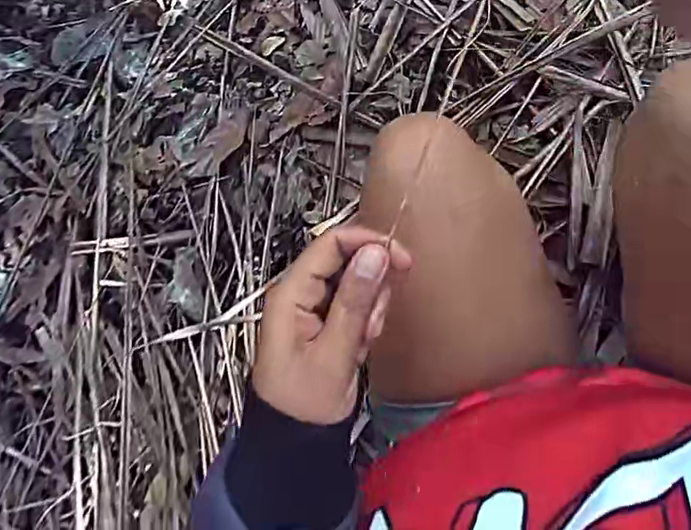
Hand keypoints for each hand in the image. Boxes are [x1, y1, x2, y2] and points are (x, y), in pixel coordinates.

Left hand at [252, 225, 413, 424]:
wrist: (294, 449)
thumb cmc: (303, 407)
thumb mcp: (333, 355)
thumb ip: (355, 301)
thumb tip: (375, 253)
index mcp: (291, 292)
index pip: (331, 243)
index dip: (367, 242)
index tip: (399, 257)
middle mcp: (300, 291)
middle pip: (345, 259)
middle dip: (370, 283)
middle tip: (377, 317)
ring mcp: (313, 305)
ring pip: (355, 281)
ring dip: (369, 306)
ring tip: (364, 338)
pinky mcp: (326, 320)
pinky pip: (355, 302)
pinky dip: (366, 319)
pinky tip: (362, 343)